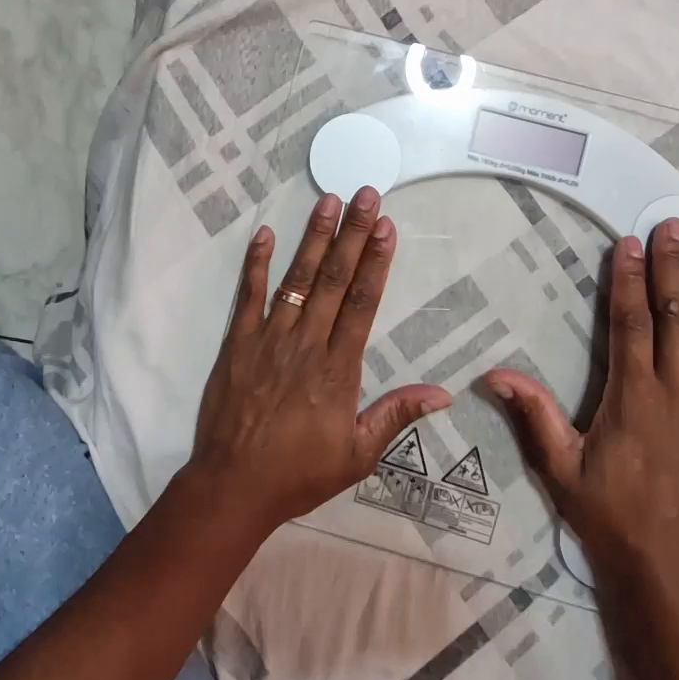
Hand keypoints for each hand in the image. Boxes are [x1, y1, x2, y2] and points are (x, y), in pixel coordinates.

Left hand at [186, 188, 452, 536]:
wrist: (233, 485)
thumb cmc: (299, 473)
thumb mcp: (357, 454)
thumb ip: (396, 415)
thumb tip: (445, 393)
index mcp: (338, 367)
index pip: (362, 302)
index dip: (376, 261)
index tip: (387, 226)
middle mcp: (306, 343)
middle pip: (334, 279)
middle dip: (353, 234)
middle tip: (366, 194)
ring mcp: (268, 339)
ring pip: (296, 279)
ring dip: (313, 238)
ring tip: (328, 201)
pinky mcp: (236, 343)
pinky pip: (248, 296)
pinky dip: (256, 264)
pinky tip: (265, 233)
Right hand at [485, 218, 678, 583]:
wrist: (671, 562)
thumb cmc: (609, 513)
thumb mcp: (560, 468)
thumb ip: (534, 417)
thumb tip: (496, 375)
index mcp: (634, 398)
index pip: (632, 325)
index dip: (630, 281)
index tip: (629, 243)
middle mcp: (677, 392)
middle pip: (676, 318)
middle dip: (672, 268)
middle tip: (672, 225)